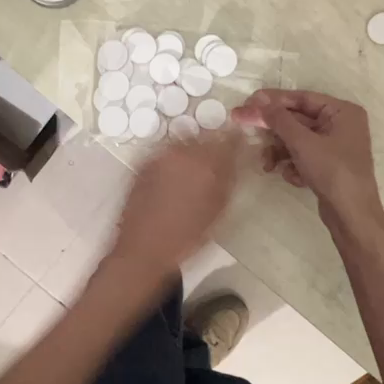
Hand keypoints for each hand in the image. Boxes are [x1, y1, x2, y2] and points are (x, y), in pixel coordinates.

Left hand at [102, 130, 244, 286]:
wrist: (144, 247)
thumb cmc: (187, 235)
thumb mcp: (218, 209)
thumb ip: (229, 178)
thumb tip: (237, 158)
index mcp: (206, 162)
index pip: (229, 138)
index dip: (237, 141)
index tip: (241, 146)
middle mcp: (182, 151)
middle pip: (204, 136)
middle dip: (214, 145)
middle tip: (218, 161)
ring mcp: (159, 155)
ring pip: (183, 142)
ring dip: (193, 150)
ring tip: (195, 169)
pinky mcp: (143, 164)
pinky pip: (165, 152)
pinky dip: (174, 158)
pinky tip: (175, 176)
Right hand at [235, 89, 383, 228]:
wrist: (351, 214)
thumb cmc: (332, 171)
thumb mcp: (303, 142)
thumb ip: (279, 119)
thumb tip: (258, 100)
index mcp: (342, 111)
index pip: (301, 98)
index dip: (273, 100)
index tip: (248, 102)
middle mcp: (340, 125)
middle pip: (297, 120)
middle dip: (274, 132)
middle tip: (246, 128)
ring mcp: (334, 146)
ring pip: (296, 140)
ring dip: (280, 152)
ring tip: (268, 166)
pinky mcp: (327, 165)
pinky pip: (302, 156)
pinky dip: (293, 166)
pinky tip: (293, 177)